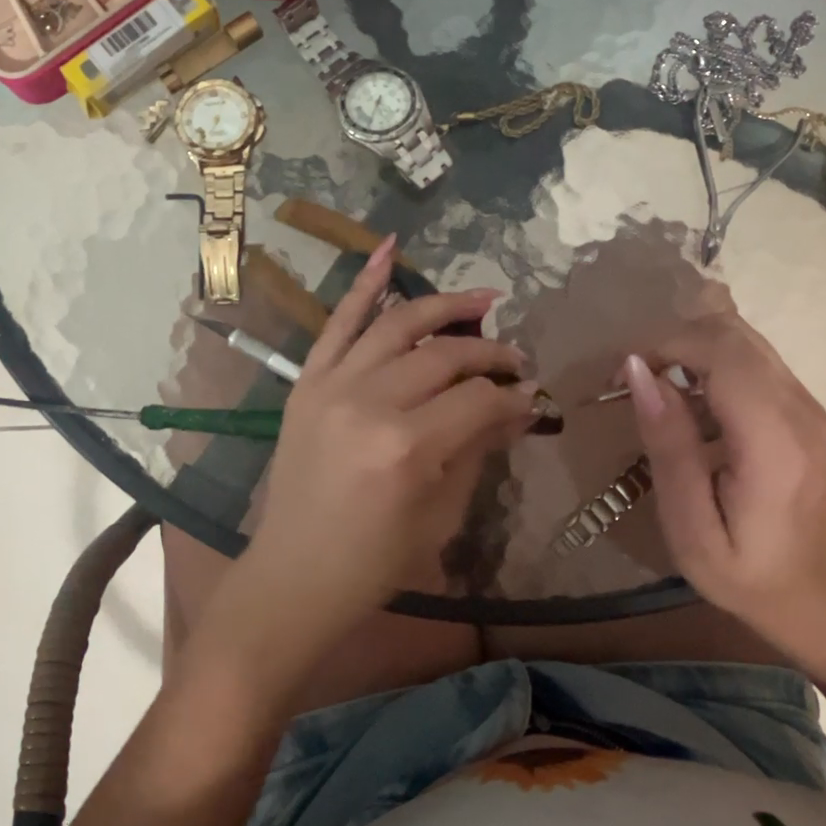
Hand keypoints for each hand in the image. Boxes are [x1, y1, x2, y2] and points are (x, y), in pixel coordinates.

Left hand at [245, 236, 535, 637]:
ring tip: (482, 300)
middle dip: (489, 353)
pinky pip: (338, 323)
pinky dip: (364, 285)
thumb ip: (478, 452)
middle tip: (515, 360)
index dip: (513, 395)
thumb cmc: (374, 563)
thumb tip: (520, 410)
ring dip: (443, 305)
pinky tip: (390, 250)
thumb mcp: (440, 516)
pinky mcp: (306, 383)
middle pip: (444, 356)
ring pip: (397, 326)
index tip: (532, 397)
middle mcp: (368, 403)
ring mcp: (331, 386)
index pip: (478, 399)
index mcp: (407, 447)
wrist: (293, 575)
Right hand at [621, 312, 825, 639]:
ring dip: (691, 349)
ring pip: (744, 340)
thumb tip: (637, 371)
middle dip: (673, 342)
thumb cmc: (742, 570)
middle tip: (632, 380)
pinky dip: (711, 363)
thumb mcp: (689, 524)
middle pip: (734, 335)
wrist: (813, 592)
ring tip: (655, 387)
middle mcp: (800, 409)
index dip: (664, 346)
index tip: (621, 376)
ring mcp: (808, 405)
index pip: (721, 352)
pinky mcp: (804, 408)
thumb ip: (668, 445)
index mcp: (773, 440)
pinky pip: (754, 361)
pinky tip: (688, 401)